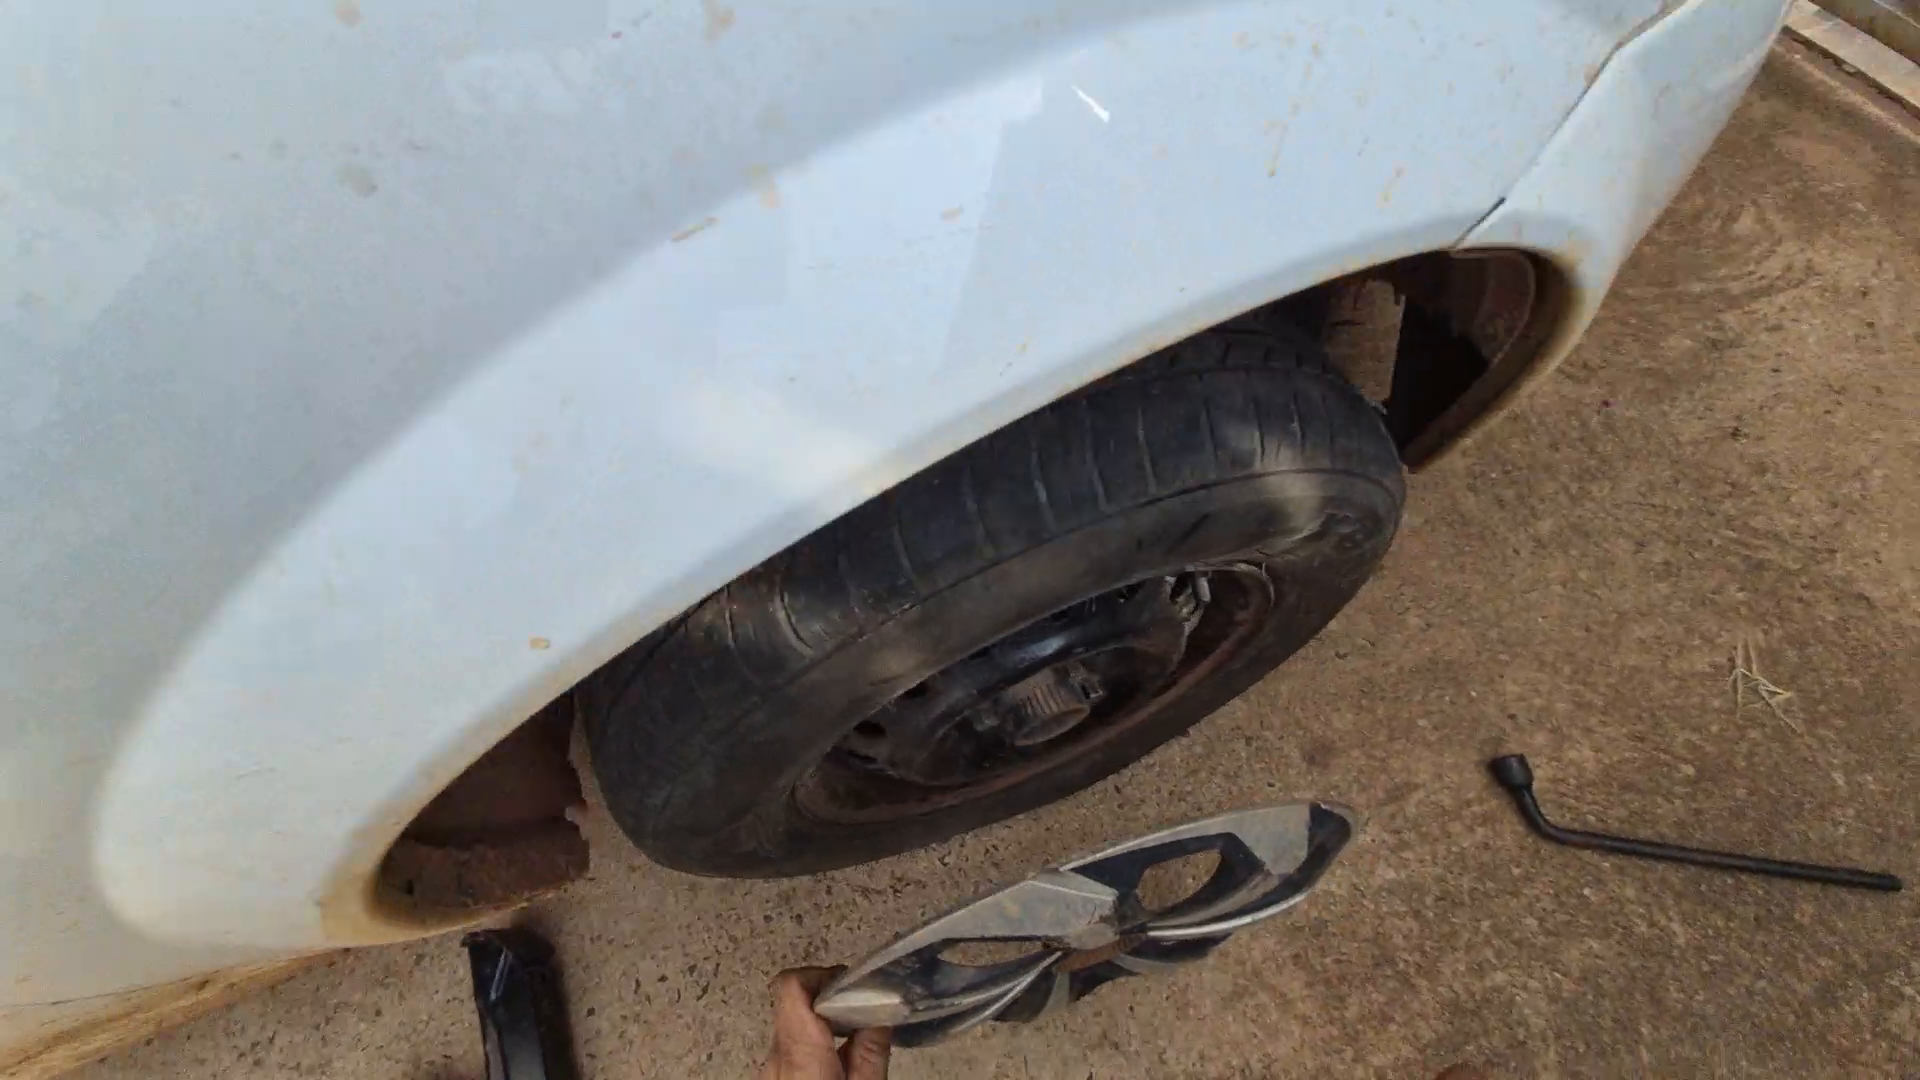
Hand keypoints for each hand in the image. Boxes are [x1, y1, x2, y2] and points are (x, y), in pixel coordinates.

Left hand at [760, 967, 891, 1079]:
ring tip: (851, 1038)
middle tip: (860, 1012)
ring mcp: (769, 1070)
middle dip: (829, 999)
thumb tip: (883, 1010)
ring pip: (793, 1024)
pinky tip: (835, 1060)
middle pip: (795, 1001)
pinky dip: (812, 1043)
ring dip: (822, 1022)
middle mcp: (775, 1056)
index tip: (848, 984)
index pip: (791, 983)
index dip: (820, 974)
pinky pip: (788, 1047)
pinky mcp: (771, 1078)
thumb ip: (871, 1050)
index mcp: (799, 1051)